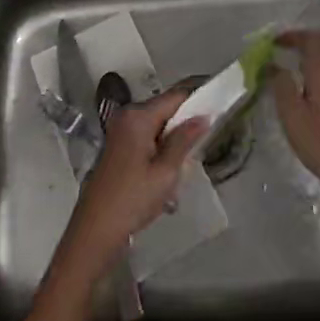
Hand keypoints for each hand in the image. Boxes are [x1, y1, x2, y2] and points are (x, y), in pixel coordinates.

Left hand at [60, 89, 208, 273]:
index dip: (197, 97)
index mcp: (138, 116)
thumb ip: (184, 141)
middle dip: (186, 120)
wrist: (99, 224)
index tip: (220, 102)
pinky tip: (171, 165)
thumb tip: (203, 116)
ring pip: (157, 122)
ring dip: (174, 135)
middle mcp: (127, 114)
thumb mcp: (166, 172)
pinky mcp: (119, 142)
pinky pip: (147, 133)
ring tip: (192, 155)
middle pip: (164, 108)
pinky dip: (161, 143)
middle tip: (210, 136)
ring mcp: (120, 128)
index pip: (174, 96)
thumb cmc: (135, 198)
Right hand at [270, 29, 319, 183]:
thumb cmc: (316, 138)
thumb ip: (280, 82)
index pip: (311, 40)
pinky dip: (314, 67)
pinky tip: (302, 81)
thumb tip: (273, 64)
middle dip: (301, 42)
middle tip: (280, 47)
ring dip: (308, 54)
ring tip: (288, 61)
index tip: (273, 41)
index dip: (292, 36)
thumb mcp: (290, 110)